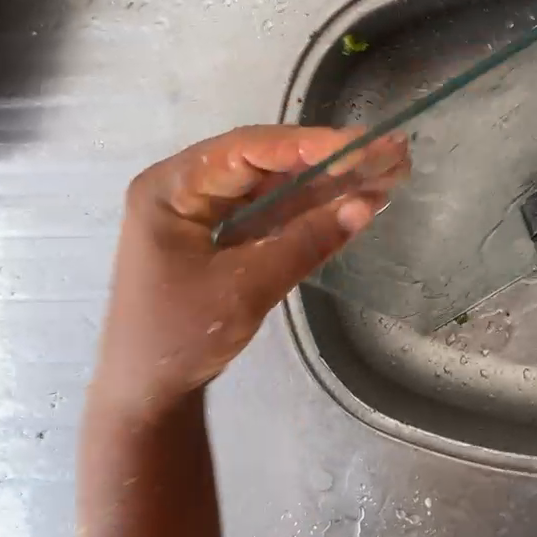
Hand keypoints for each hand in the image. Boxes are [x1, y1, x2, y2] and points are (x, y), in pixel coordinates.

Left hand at [89, 126, 407, 419]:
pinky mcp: (227, 237)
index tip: (362, 146)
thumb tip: (366, 205)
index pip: (248, 150)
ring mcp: (210, 213)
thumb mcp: (245, 288)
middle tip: (388, 152)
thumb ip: (305, 243)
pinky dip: (315, 211)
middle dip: (330, 159)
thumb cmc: (179, 337)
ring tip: (388, 172)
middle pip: (268, 162)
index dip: (309, 145)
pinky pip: (276, 215)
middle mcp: (190, 188)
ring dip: (330, 183)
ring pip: (278, 187)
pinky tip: (359, 202)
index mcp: (173, 187)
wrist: (148, 392)